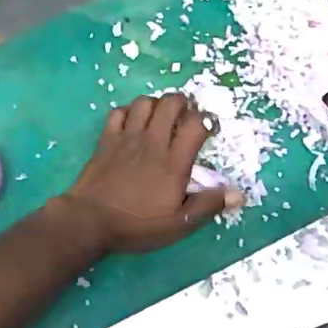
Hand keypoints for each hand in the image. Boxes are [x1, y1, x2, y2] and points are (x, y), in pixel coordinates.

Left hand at [55, 93, 241, 255]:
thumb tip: (238, 194)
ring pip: (144, 103)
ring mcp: (126, 138)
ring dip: (156, 104)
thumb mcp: (177, 224)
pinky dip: (128, 112)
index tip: (209, 129)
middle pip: (170, 104)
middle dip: (183, 103)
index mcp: (173, 163)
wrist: (89, 220)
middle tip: (186, 116)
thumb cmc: (136, 225)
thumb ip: (207, 205)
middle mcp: (151, 143)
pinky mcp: (105, 140)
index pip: (195, 125)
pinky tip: (132, 123)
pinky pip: (118, 112)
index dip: (207, 121)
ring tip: (160, 117)